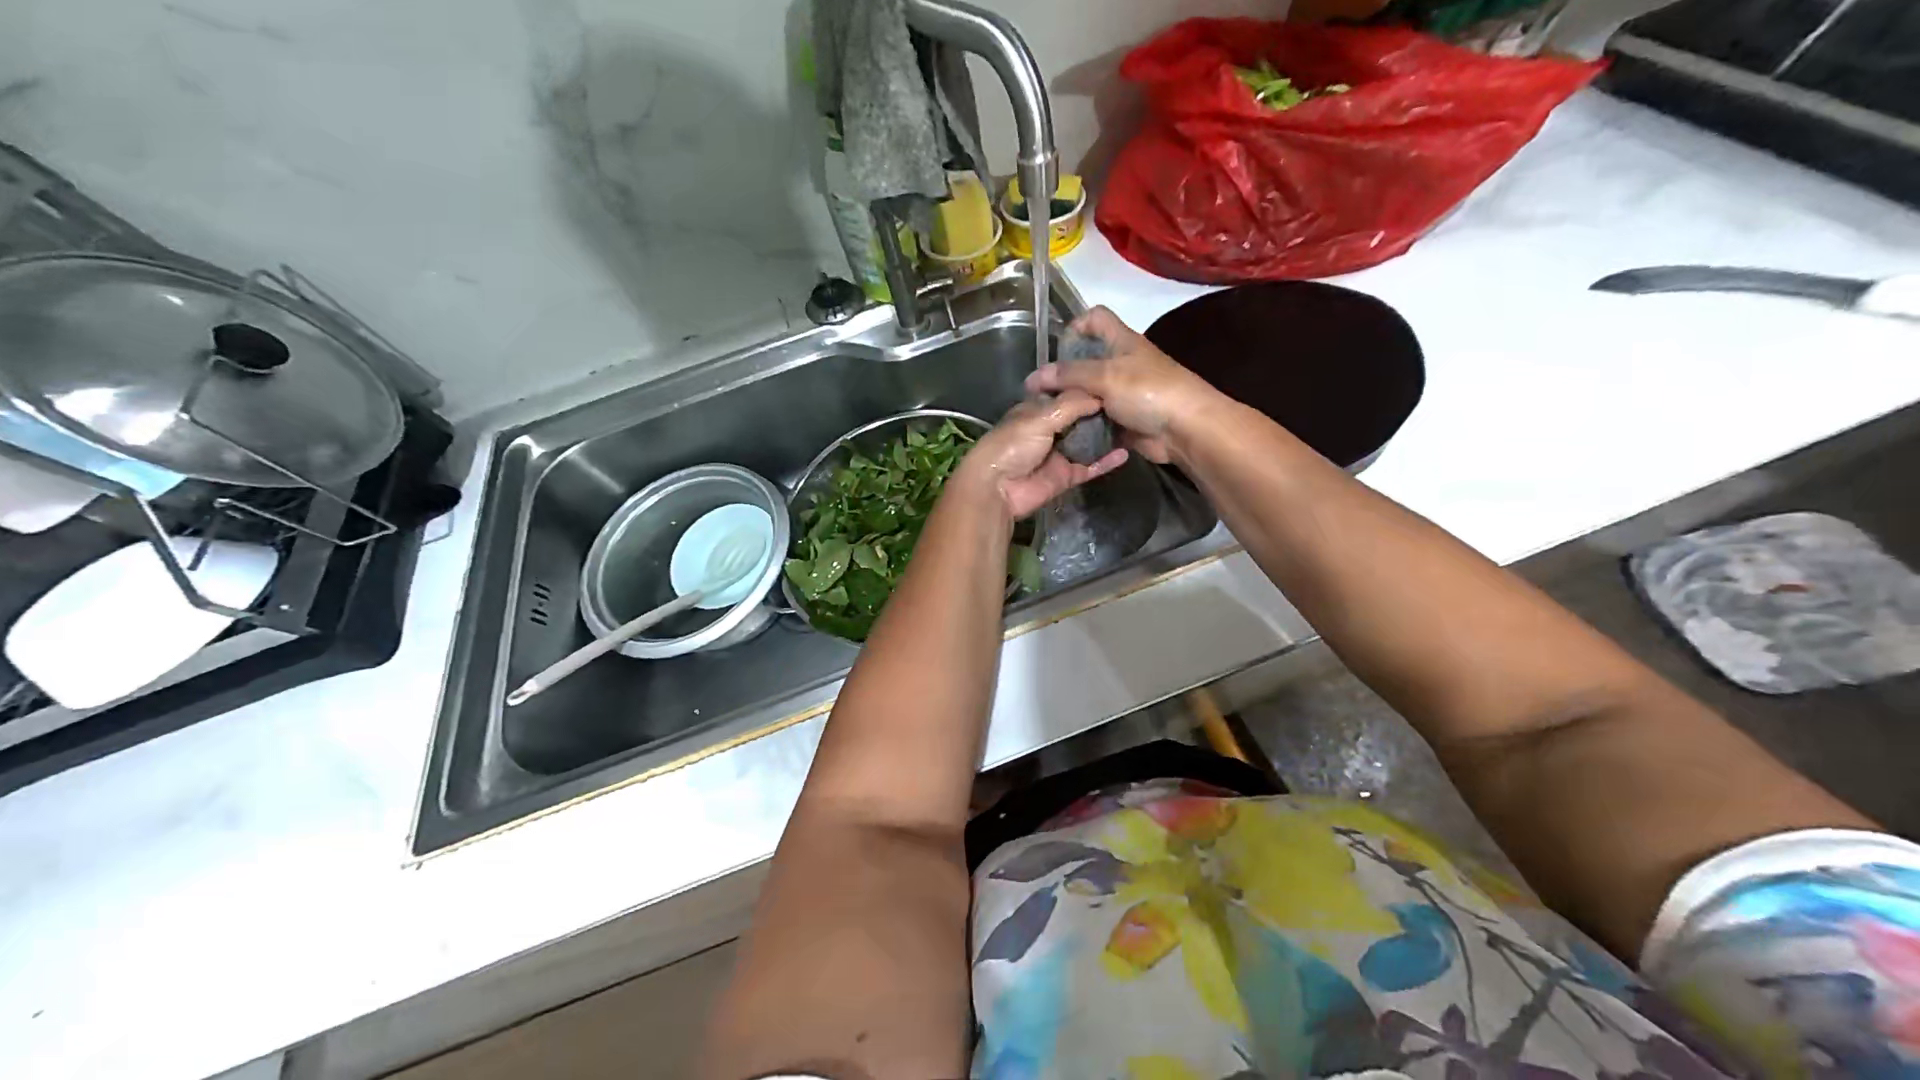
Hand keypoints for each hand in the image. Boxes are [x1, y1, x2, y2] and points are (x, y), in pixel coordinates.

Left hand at [957, 391, 1127, 519]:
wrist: (997, 489)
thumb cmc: (1012, 445)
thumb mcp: (1040, 417)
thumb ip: (1070, 405)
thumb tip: (1099, 395)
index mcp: (1035, 411)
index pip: (1063, 397)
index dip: (1083, 391)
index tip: (1110, 383)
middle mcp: (1047, 431)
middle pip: (1077, 420)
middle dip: (1098, 413)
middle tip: (1127, 404)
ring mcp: (1057, 455)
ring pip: (1086, 443)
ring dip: (1105, 436)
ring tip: (1132, 425)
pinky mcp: (1065, 477)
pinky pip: (1090, 467)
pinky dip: (1106, 462)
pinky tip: (1125, 453)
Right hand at [1026, 306, 1224, 463]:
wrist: (1186, 429)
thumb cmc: (1149, 391)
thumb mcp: (1106, 376)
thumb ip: (1069, 375)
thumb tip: (1035, 376)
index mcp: (1121, 342)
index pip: (1096, 318)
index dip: (1075, 325)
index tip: (1057, 349)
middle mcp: (1122, 364)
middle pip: (1087, 360)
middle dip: (1064, 375)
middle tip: (1042, 392)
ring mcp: (1124, 394)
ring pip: (1089, 394)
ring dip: (1072, 404)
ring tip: (1049, 415)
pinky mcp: (1125, 420)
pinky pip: (1098, 420)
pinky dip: (1084, 425)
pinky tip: (1066, 433)